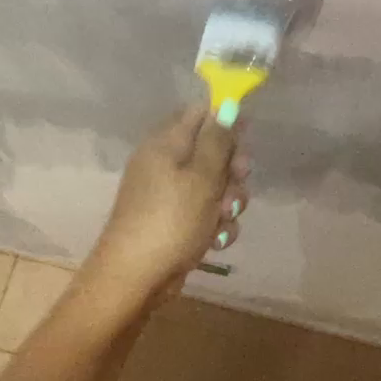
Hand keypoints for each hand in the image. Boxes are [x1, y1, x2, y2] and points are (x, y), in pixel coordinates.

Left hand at [84, 107, 248, 300]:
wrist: (135, 277)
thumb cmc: (171, 220)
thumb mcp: (202, 177)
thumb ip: (218, 140)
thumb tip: (228, 103)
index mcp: (166, 142)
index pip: (200, 112)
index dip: (226, 121)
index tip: (245, 140)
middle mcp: (165, 162)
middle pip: (212, 150)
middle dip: (232, 170)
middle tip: (237, 183)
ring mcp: (168, 193)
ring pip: (213, 185)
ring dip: (227, 202)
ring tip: (223, 220)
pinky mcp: (174, 220)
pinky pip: (204, 212)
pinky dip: (214, 224)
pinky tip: (216, 240)